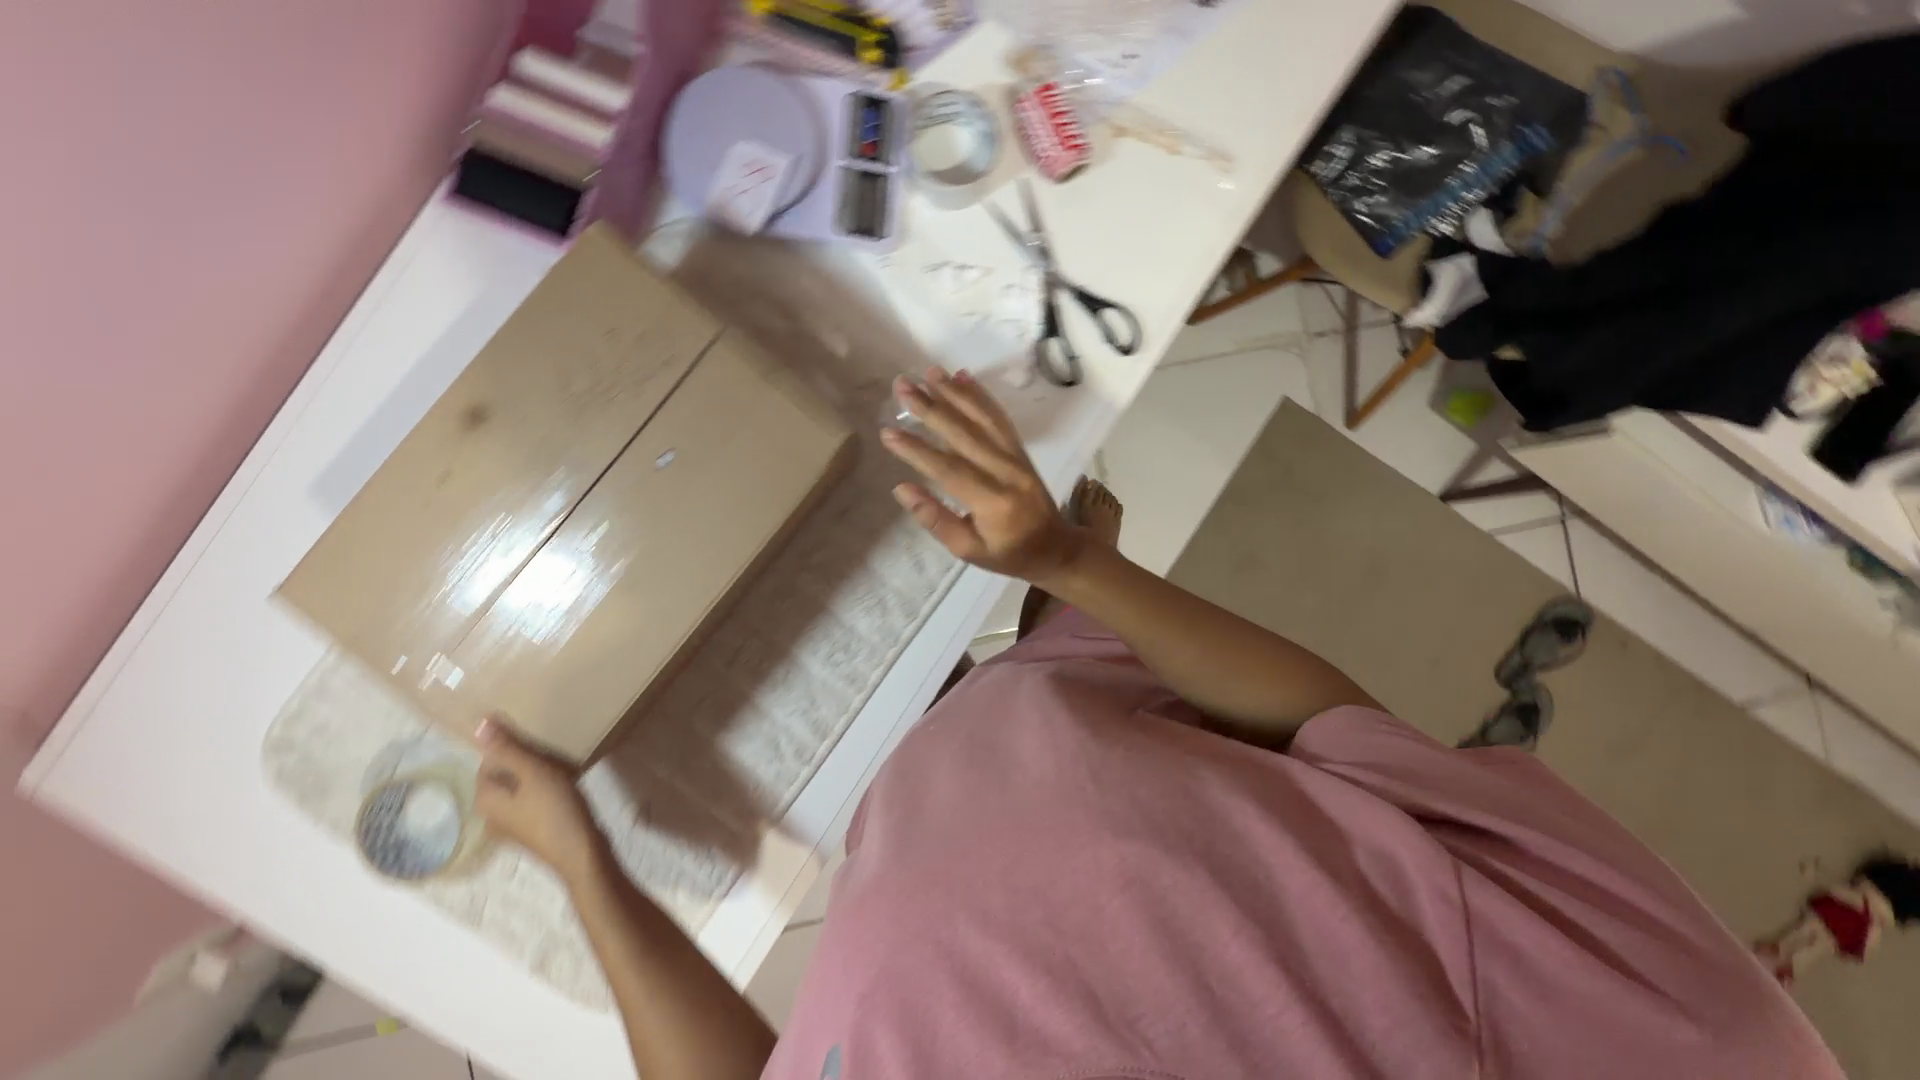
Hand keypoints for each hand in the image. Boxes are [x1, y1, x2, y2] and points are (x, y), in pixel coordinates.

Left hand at [474, 716, 605, 885]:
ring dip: (536, 778)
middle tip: (551, 754)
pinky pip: (531, 804)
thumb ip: (508, 749)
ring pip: (519, 791)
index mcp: (485, 799)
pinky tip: (564, 791)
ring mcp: (510, 827)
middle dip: (524, 763)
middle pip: (504, 777)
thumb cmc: (555, 810)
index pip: (489, 762)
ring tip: (560, 769)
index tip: (537, 744)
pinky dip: (544, 794)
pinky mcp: (530, 833)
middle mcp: (490, 815)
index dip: (511, 749)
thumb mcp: (533, 773)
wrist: (581, 854)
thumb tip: (479, 723)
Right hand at [881, 367, 1086, 585]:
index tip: (888, 432)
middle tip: (902, 386)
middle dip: (931, 408)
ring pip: (984, 419)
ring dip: (955, 393)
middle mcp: (1007, 473)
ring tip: (929, 373)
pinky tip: (963, 378)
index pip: (948, 470)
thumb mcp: (968, 550)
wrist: (1055, 548)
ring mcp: (1017, 457)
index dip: (917, 450)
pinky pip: (1000, 419)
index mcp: (992, 502)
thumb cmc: (1007, 554)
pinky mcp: (1021, 450)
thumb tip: (902, 488)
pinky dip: (982, 396)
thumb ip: (936, 519)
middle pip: (965, 434)